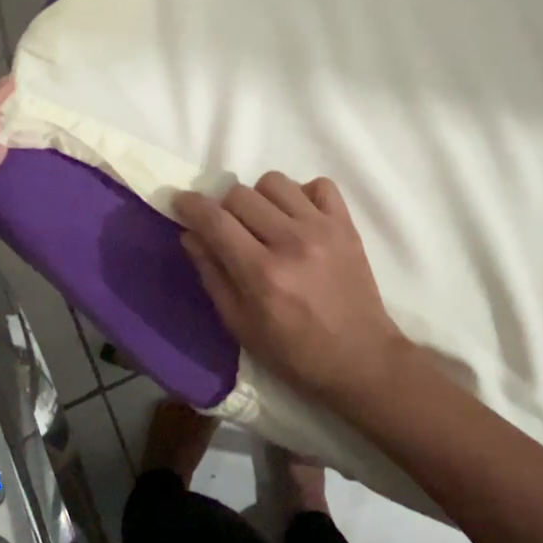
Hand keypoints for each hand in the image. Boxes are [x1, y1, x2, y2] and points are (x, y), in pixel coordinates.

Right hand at [173, 172, 406, 402]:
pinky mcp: (347, 225)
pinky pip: (319, 184)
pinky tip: (299, 218)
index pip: (215, 219)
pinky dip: (303, 194)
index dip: (190, 205)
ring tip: (266, 223)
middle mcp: (291, 243)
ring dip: (260, 198)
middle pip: (240, 194)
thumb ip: (212, 275)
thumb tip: (190, 235)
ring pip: (274, 182)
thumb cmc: (295, 352)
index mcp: (262, 274)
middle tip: (230, 230)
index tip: (181, 202)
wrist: (362, 360)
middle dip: (225, 208)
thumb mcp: (240, 325)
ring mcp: (323, 229)